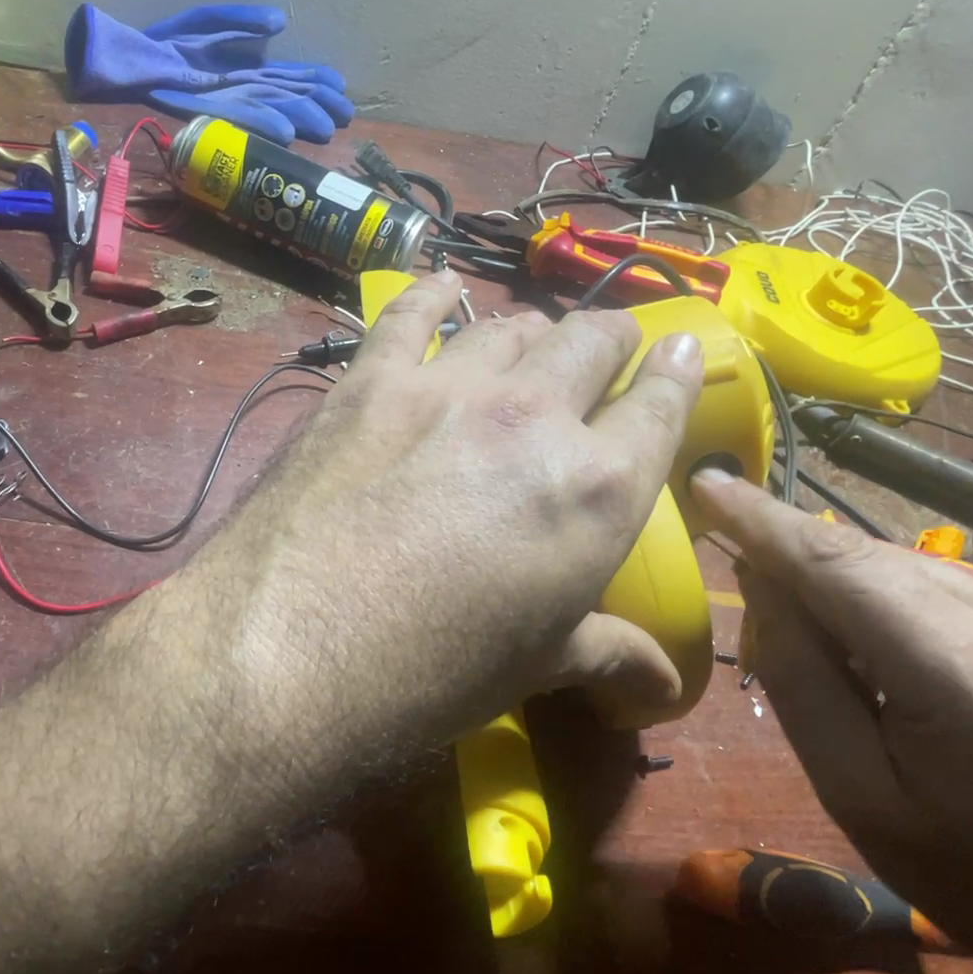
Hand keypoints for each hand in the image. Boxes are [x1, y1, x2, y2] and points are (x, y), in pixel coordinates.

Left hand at [164, 269, 702, 773]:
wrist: (291, 647)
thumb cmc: (430, 672)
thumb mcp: (534, 666)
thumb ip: (608, 652)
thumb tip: (670, 687)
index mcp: (599, 486)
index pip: (662, 405)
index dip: (679, 373)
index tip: (682, 352)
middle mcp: (534, 415)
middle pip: (591, 341)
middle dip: (610, 342)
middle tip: (603, 354)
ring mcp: (446, 387)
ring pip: (510, 325)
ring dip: (529, 331)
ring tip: (526, 344)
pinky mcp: (367, 381)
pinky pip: (409, 312)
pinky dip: (432, 294)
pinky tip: (441, 287)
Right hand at [691, 470, 972, 973]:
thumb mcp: (862, 801)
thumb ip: (802, 682)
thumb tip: (763, 585)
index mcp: (972, 682)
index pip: (840, 566)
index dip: (763, 520)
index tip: (707, 482)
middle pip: (880, 563)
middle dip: (808, 570)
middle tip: (762, 614)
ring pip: (926, 574)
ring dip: (862, 594)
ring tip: (849, 664)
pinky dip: (917, 611)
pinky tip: (920, 670)